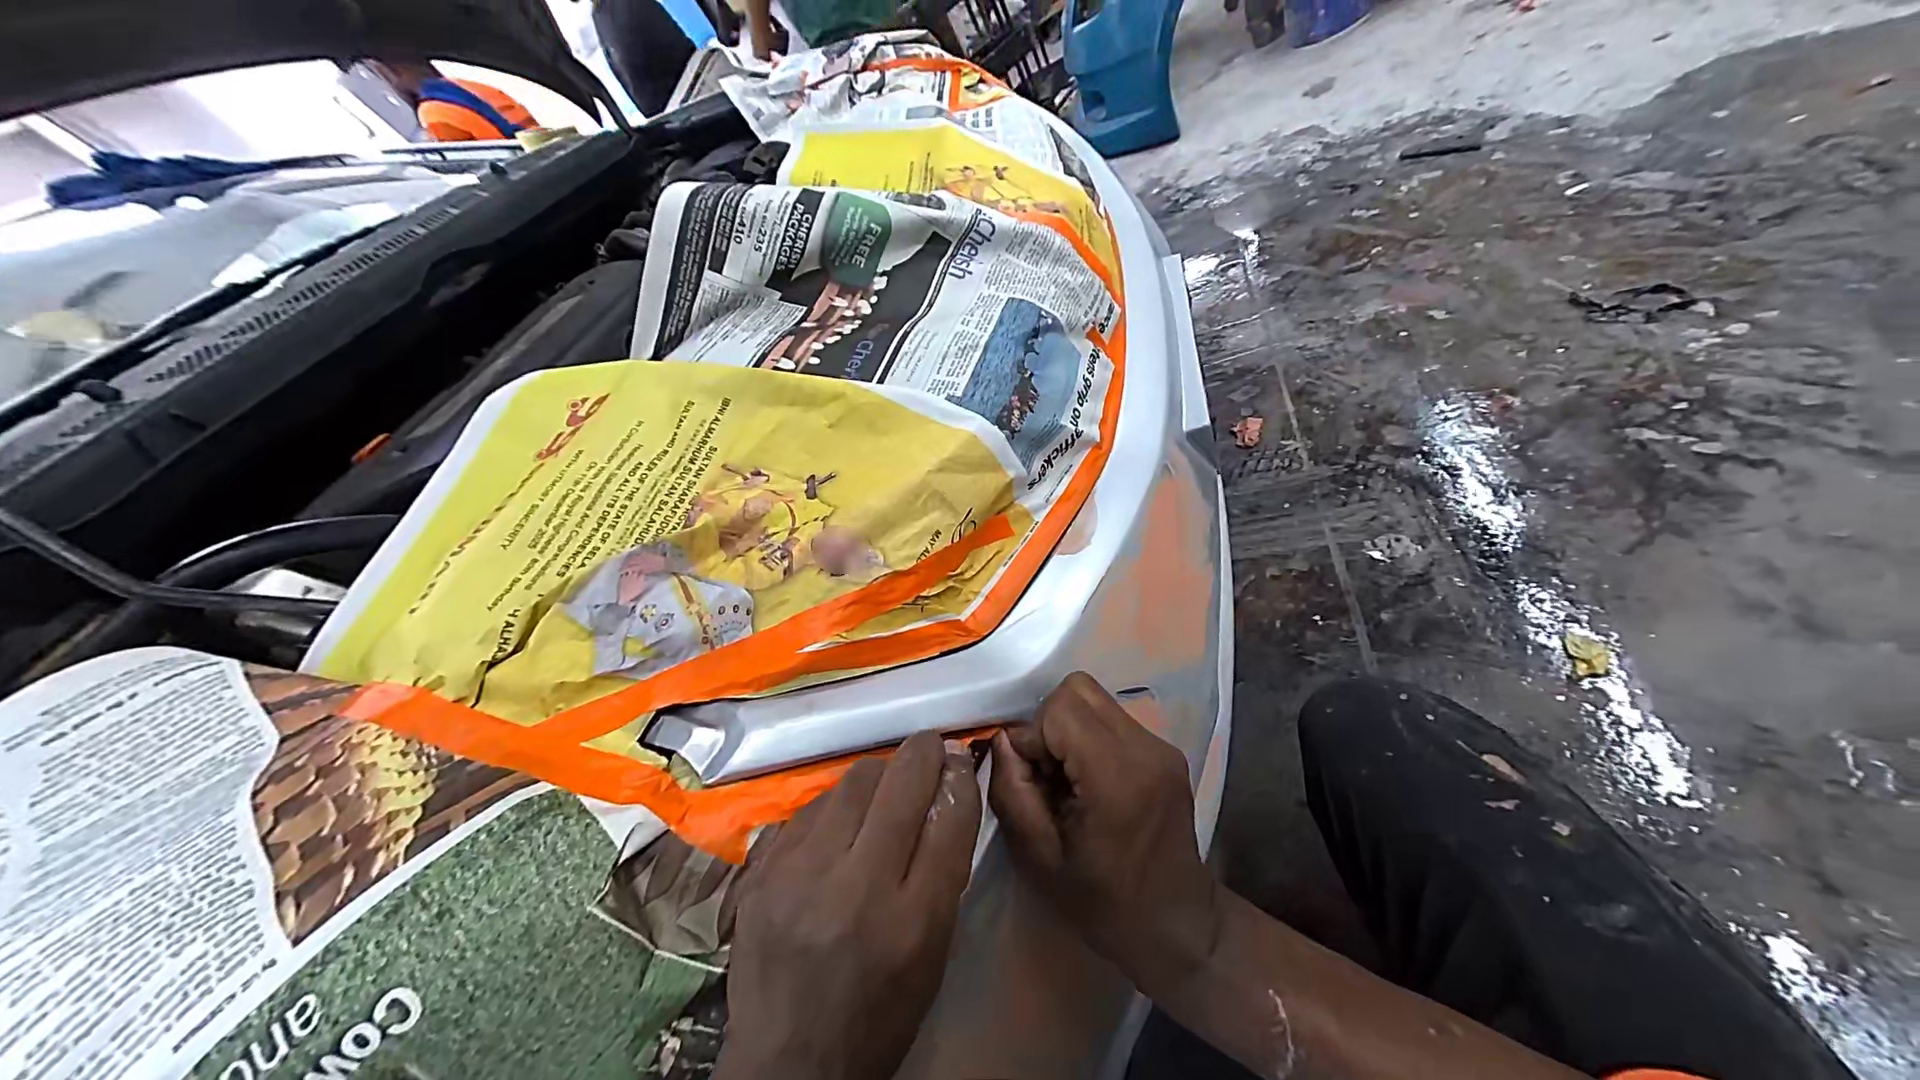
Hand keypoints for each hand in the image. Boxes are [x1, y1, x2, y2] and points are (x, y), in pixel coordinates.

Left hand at [715, 732, 982, 1079]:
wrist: (788, 1061)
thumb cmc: (879, 1011)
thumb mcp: (932, 949)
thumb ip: (943, 866)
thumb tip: (948, 787)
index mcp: (913, 921)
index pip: (948, 815)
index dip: (957, 775)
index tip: (956, 758)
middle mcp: (856, 890)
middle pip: (899, 782)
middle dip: (921, 753)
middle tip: (928, 749)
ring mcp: (800, 876)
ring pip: (852, 781)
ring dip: (878, 775)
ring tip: (884, 790)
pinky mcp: (762, 872)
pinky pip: (810, 807)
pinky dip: (835, 804)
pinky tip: (840, 825)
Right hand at [988, 673, 1220, 996]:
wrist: (1177, 927)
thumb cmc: (1103, 903)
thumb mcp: (1039, 856)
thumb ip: (1012, 789)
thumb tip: (1004, 739)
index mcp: (1118, 776)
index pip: (1061, 707)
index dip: (1034, 736)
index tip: (1032, 779)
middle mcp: (1146, 748)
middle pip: (1079, 690)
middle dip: (1049, 723)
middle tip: (1048, 773)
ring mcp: (1161, 746)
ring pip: (1095, 700)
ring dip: (1069, 729)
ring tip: (1068, 779)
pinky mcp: (1166, 750)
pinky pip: (1112, 719)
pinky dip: (1089, 737)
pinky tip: (1090, 781)